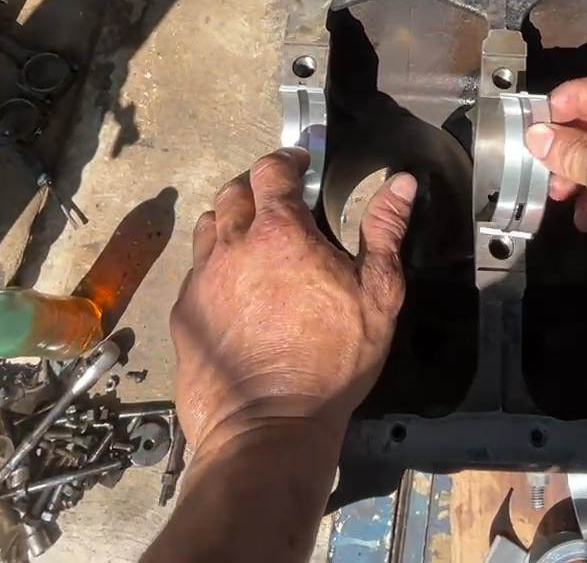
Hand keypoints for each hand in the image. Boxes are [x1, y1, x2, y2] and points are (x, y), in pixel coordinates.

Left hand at [170, 149, 415, 458]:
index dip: (286, 159)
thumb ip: (385, 230)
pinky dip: (214, 263)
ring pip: (209, 226)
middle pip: (233, 191)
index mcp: (280, 231)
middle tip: (279, 201)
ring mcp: (201, 279)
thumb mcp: (377, 292)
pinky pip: (195, 269)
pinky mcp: (184, 313)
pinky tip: (234, 287)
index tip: (299, 162)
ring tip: (253, 239)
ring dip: (230, 220)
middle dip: (256, 186)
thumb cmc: (332, 358)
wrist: (268, 429)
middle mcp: (233, 244)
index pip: (271, 170)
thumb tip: (402, 182)